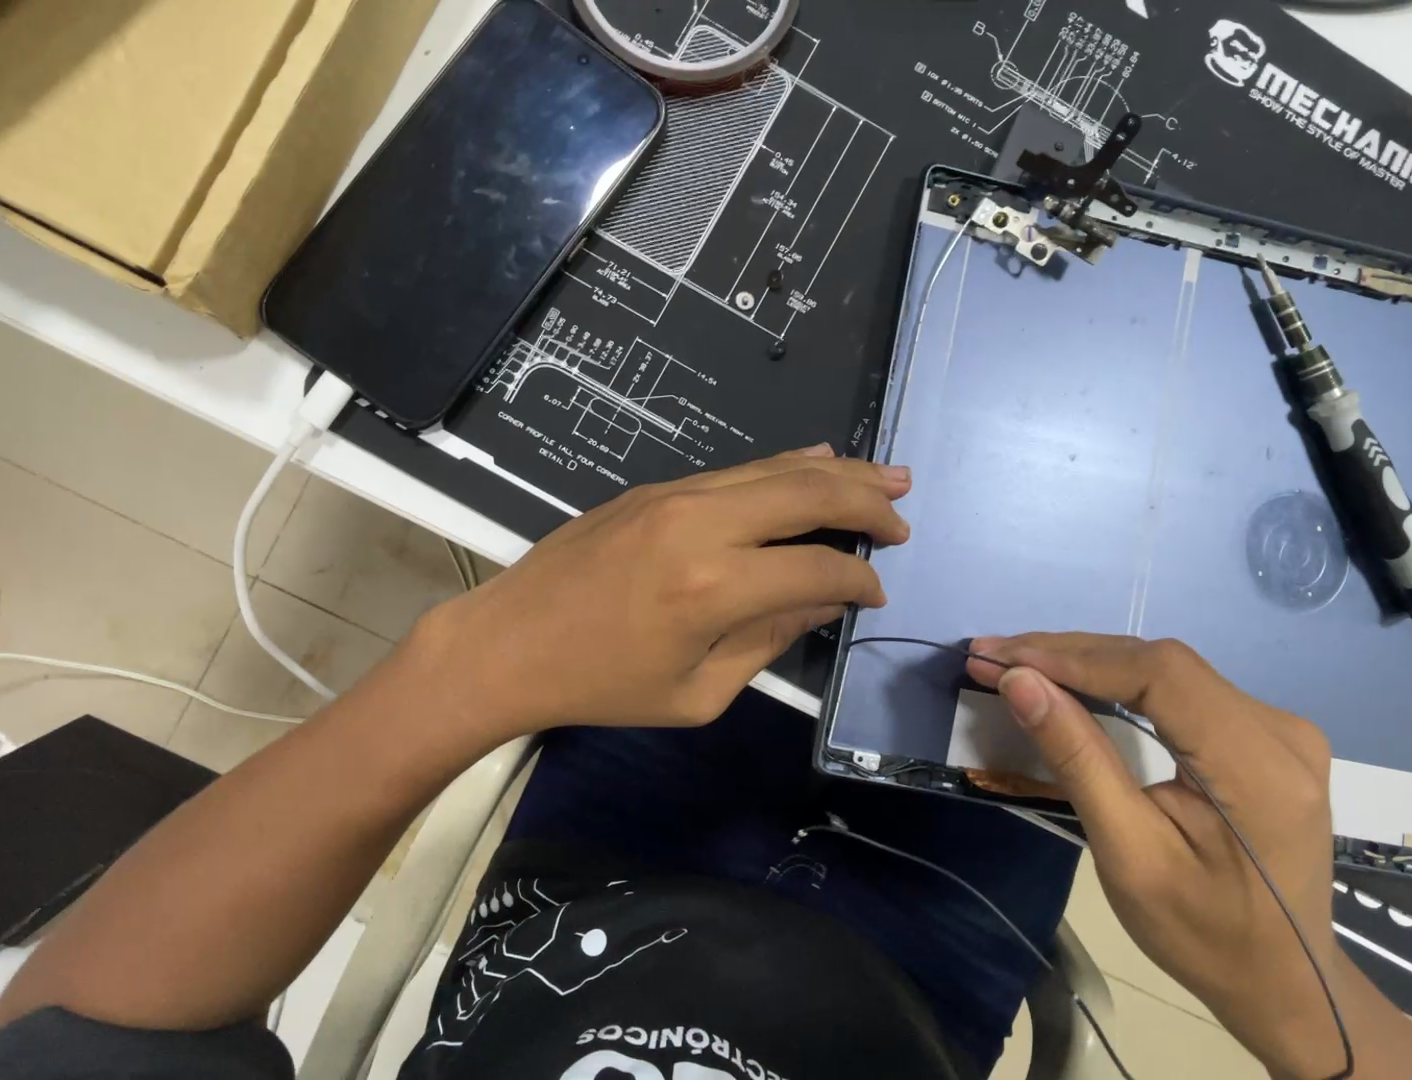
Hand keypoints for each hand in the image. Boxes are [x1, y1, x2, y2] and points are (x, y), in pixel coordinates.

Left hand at [409, 446, 910, 735]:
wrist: (507, 643)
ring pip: (775, 468)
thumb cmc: (601, 686)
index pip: (817, 568)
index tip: (877, 592)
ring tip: (887, 476)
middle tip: (905, 511)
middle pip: (808, 493)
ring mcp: (675, 496)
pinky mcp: (656, 487)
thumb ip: (769, 640)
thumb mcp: (698, 693)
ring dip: (836, 471)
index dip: (859, 580)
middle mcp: (702, 526)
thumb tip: (822, 601)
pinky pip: (737, 470)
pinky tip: (818, 461)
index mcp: (714, 589)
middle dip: (867, 501)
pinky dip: (785, 466)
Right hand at [965, 634, 1345, 1079]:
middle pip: (1160, 662)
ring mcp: (1276, 728)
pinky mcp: (1261, 733)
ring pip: (1165, 667)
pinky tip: (1070, 679)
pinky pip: (1177, 686)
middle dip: (1068, 653)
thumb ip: (1078, 759)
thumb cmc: (1202, 932)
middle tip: (990, 654)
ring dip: (1086, 660)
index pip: (1159, 675)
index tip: (1000, 659)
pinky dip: (1114, 678)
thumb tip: (1020, 682)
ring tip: (1016, 661)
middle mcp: (1279, 730)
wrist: (1281, 979)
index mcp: (1259, 767)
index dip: (1074, 658)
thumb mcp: (1128, 854)